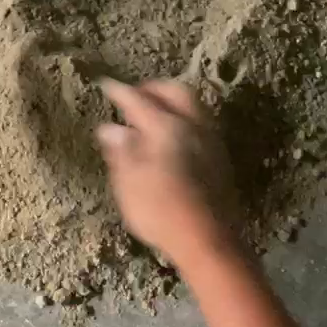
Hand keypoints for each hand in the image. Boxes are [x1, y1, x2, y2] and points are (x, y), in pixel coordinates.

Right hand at [95, 79, 240, 267]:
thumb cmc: (162, 213)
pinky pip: (201, 123)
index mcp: (165, 128)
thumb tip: (110, 128)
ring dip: (172, 102)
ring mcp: (210, 141)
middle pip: (175, 91)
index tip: (106, 85)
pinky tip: (173, 137)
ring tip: (154, 113)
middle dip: (153, 88)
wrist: (209, 241)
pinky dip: (184, 119)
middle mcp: (191, 126)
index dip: (119, 91)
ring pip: (193, 105)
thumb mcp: (129, 184)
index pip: (138, 100)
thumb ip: (120, 151)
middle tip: (136, 96)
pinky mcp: (220, 158)